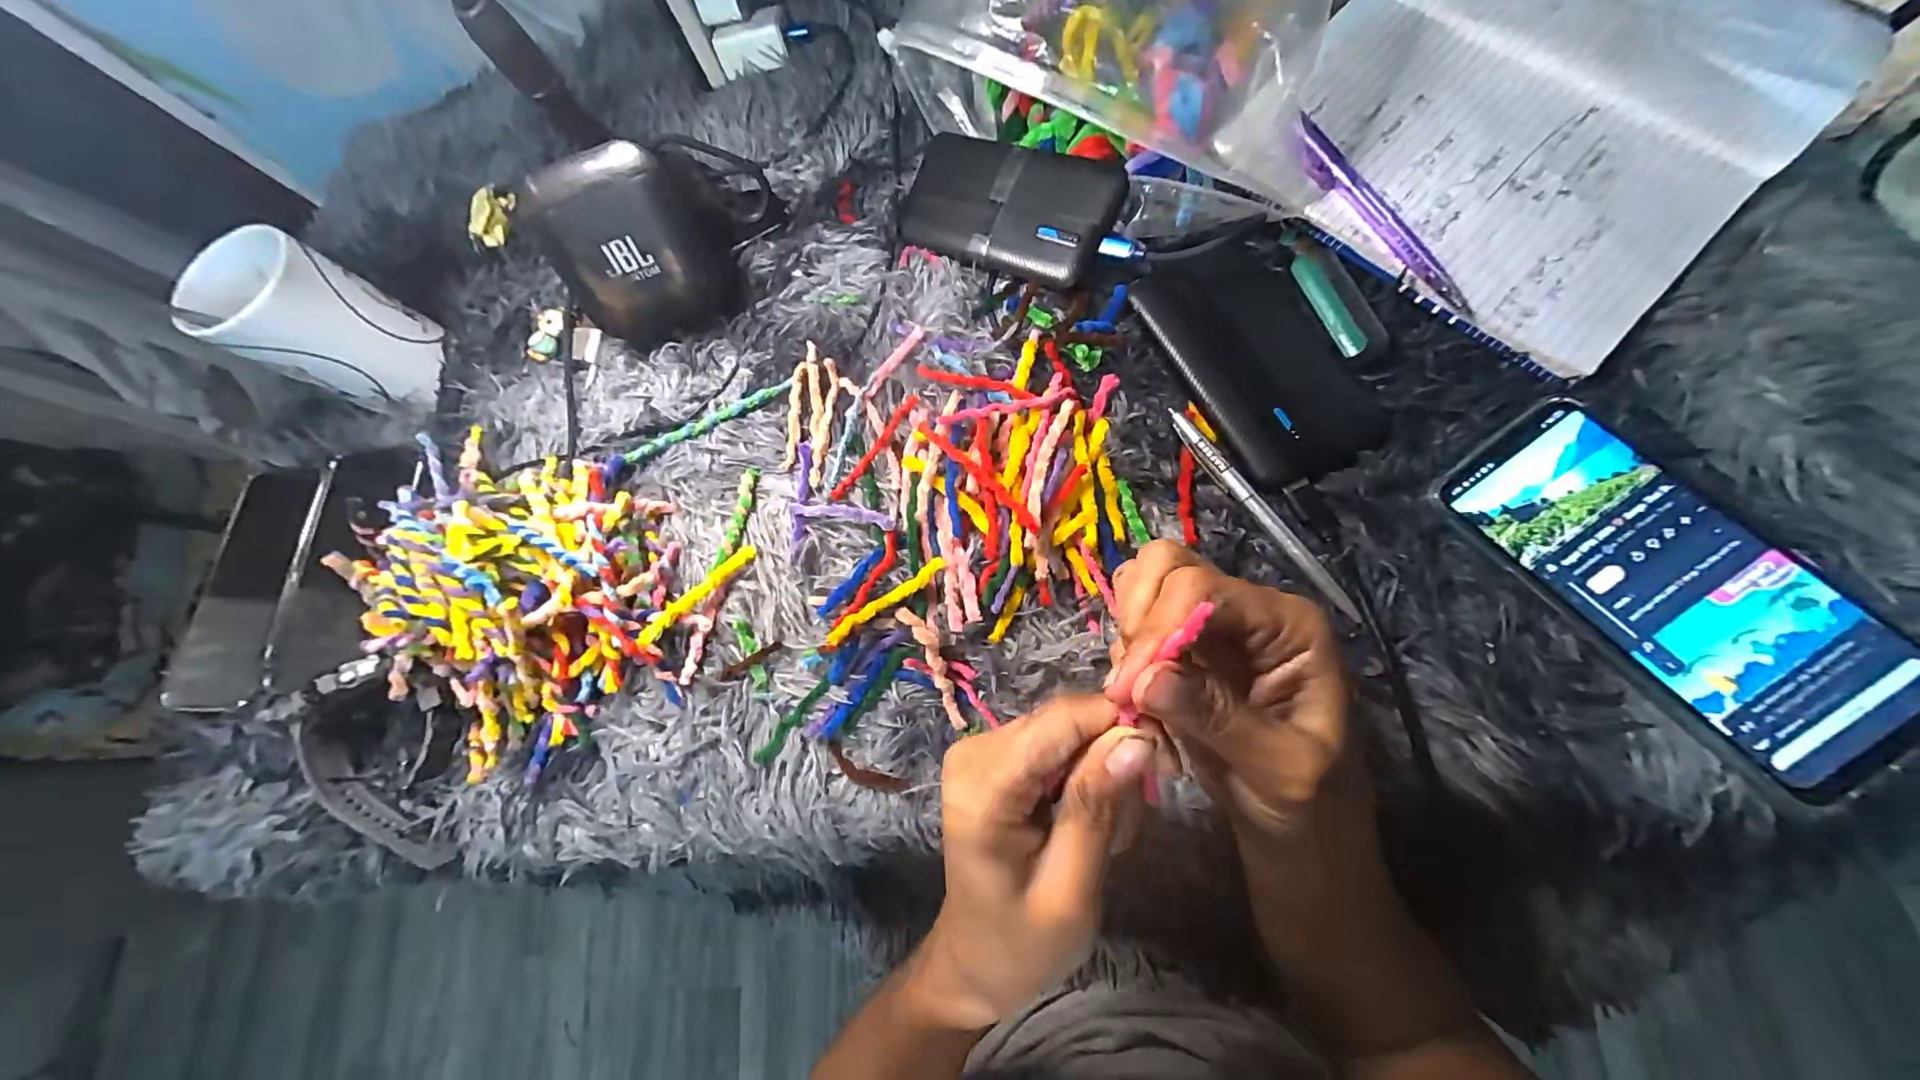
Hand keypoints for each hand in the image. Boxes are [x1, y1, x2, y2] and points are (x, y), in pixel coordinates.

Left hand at [906, 694, 1154, 1030]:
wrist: (974, 959)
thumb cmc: (1021, 942)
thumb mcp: (1070, 891)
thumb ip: (1097, 809)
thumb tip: (1137, 739)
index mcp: (983, 785)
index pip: (1061, 719)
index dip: (1118, 724)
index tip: (1162, 762)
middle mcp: (974, 751)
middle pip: (1064, 719)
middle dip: (1111, 753)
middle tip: (1132, 815)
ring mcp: (979, 749)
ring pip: (1065, 727)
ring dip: (1098, 769)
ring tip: (1104, 830)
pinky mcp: (992, 755)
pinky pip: (1054, 741)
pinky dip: (1080, 772)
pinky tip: (1084, 817)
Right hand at [1105, 541, 1363, 845]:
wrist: (1306, 837)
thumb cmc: (1311, 806)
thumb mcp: (1278, 770)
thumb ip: (1216, 717)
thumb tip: (1145, 678)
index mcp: (1287, 625)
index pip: (1204, 588)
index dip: (1158, 627)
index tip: (1129, 688)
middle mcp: (1248, 612)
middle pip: (1170, 566)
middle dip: (1138, 616)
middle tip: (1129, 681)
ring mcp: (1214, 628)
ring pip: (1146, 588)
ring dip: (1128, 636)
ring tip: (1135, 694)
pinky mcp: (1185, 653)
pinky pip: (1137, 628)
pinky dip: (1125, 656)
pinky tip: (1137, 700)